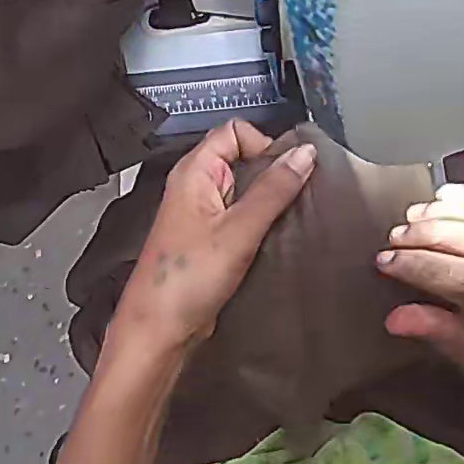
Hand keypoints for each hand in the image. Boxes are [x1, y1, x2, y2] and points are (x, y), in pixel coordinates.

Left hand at [110, 120, 316, 353]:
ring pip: (247, 194)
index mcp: (194, 172)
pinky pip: (243, 222)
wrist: (159, 331)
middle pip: (244, 161)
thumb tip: (304, 154)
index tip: (290, 172)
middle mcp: (197, 189)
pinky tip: (274, 244)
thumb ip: (273, 190)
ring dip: (269, 206)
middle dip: (273, 177)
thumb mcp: (238, 230)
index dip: (265, 145)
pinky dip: (261, 228)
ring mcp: (203, 217)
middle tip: (294, 202)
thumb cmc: (184, 281)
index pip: (235, 131)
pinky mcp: (211, 243)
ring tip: (286, 226)